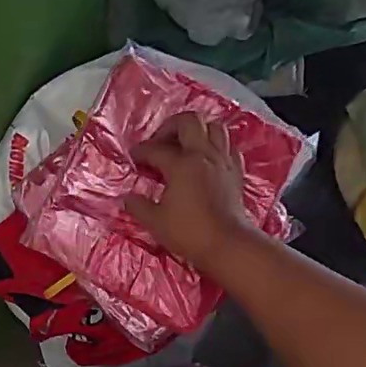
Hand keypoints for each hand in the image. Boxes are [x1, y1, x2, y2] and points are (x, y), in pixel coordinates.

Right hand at [126, 113, 264, 268]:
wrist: (228, 245)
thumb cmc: (190, 233)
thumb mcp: (155, 222)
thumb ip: (138, 206)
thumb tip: (127, 198)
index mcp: (181, 164)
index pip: (155, 149)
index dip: (141, 152)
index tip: (134, 159)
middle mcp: (204, 155)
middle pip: (189, 121)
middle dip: (171, 126)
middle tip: (161, 142)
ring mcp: (224, 162)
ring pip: (215, 128)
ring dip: (199, 131)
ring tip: (187, 145)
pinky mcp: (237, 174)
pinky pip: (230, 148)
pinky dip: (219, 148)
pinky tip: (210, 159)